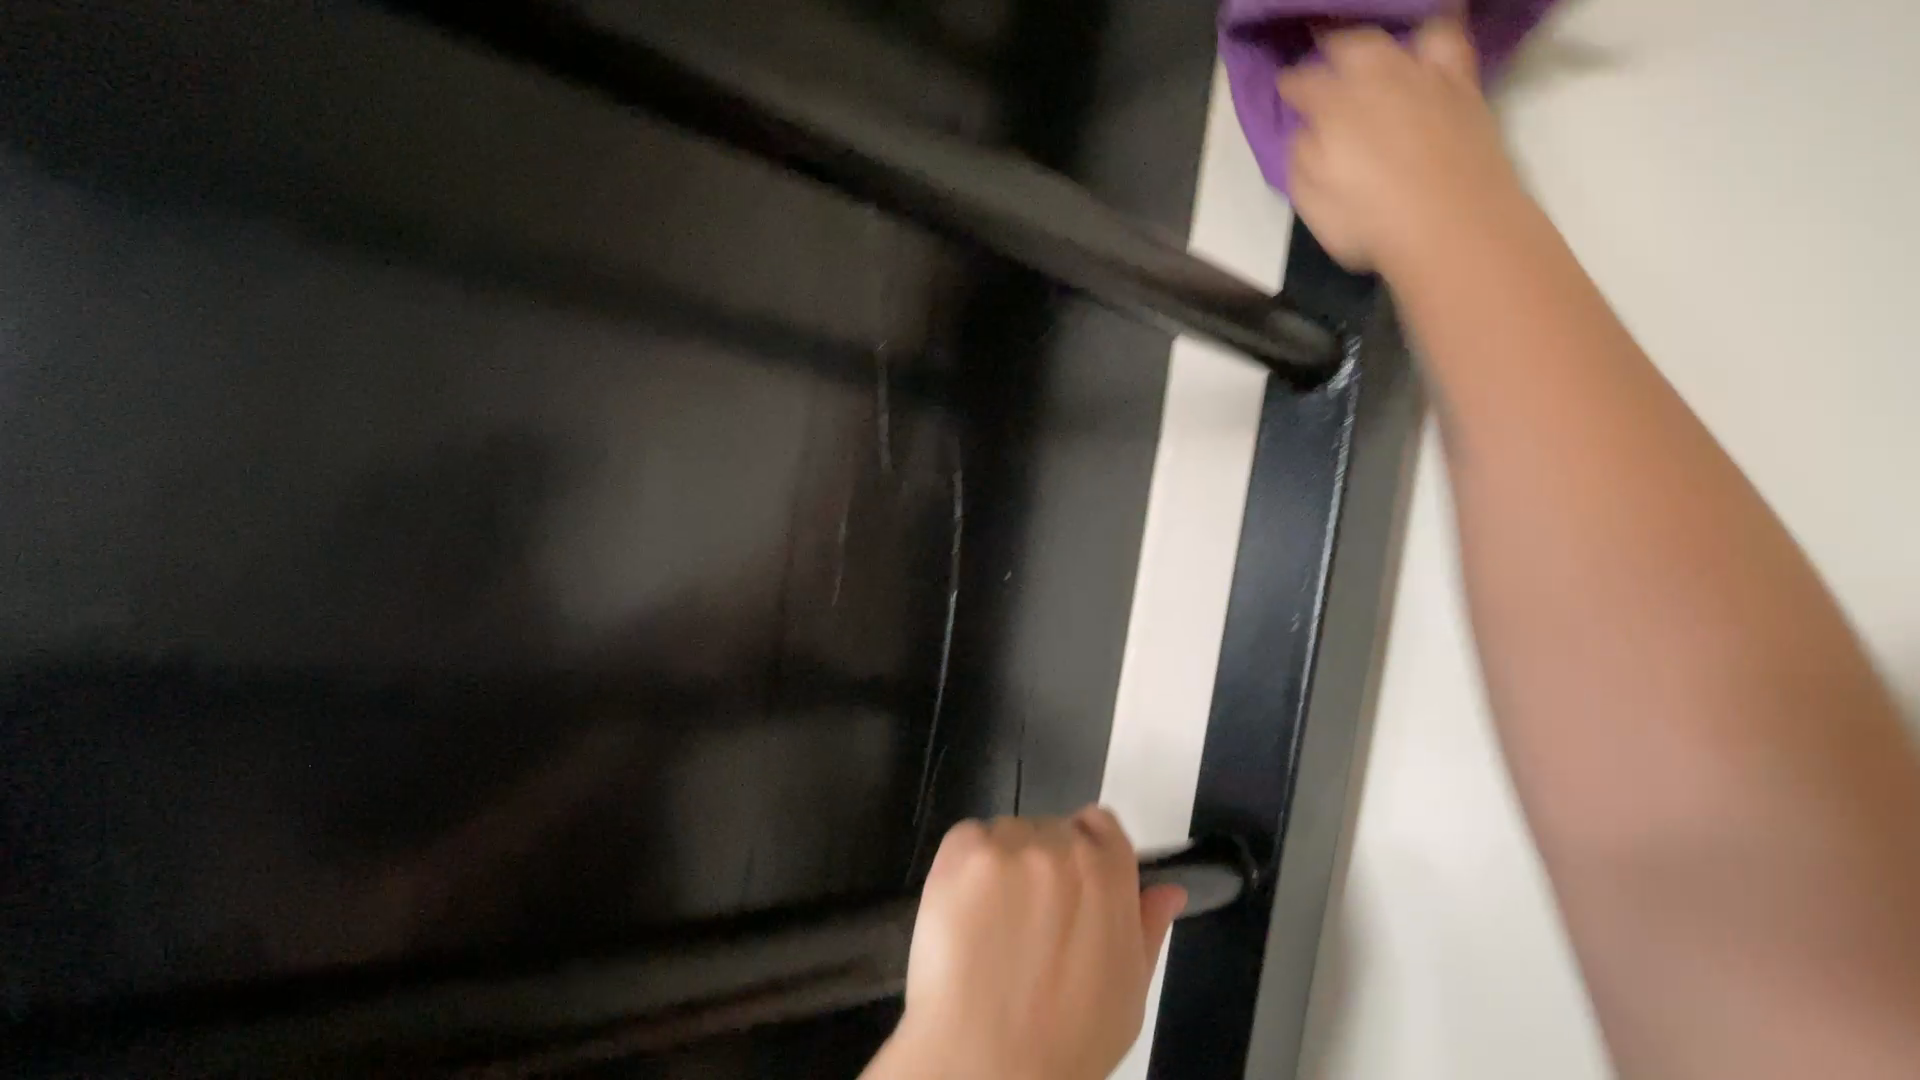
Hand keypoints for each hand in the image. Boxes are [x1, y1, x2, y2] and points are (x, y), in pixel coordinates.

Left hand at [865, 808, 1187, 1079]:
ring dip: (1003, 864)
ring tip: (994, 925)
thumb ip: (1147, 928)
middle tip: (1029, 919)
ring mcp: (1009, 847)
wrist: (986, 1062)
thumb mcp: (1128, 992)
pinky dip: (965, 866)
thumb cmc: (1064, 1039)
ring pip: (1008, 835)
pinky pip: (968, 838)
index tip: (1072, 883)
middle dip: (1043, 865)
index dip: (1087, 850)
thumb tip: (1167, 890)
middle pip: (1051, 831)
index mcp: (1110, 871)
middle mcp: (1061, 846)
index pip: (1101, 825)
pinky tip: (967, 913)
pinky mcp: (961, 852)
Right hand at [1278, 20, 1526, 273]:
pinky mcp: (1462, 86)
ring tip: (1372, 60)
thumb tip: (1306, 134)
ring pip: (1395, 40)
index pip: (1302, 83)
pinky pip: (1448, 43)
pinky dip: (1432, 41)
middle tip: (1325, 66)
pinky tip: (1426, 51)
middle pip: (1349, 47)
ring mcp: (1423, 79)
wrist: (1453, 224)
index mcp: (1332, 110)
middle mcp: (1376, 81)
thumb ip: (1302, 159)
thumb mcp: (1313, 203)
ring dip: (1378, 46)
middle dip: (1332, 52)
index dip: (1290, 85)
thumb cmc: (1371, 223)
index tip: (1285, 91)